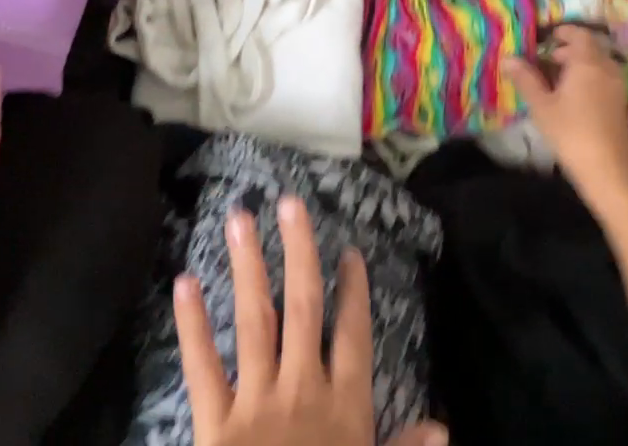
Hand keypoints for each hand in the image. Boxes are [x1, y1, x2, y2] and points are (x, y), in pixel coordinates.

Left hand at [175, 197, 448, 445]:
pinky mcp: (214, 422)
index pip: (353, 334)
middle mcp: (303, 389)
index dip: (354, 292)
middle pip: (302, 308)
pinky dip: (192, 325)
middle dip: (298, 253)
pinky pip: (202, 366)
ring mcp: (256, 400)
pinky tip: (185, 284)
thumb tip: (442, 427)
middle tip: (289, 204)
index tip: (350, 253)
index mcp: (344, 405)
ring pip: (255, 321)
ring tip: (239, 221)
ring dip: (247, 268)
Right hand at [503, 25, 627, 200]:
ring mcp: (617, 85)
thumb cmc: (570, 131)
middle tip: (544, 62)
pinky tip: (571, 98)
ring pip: (596, 64)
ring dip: (577, 65)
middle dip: (566, 50)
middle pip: (588, 48)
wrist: (607, 167)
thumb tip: (507, 58)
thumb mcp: (541, 105)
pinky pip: (602, 78)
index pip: (578, 34)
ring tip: (554, 81)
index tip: (546, 38)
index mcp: (587, 61)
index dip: (563, 32)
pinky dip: (587, 78)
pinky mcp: (620, 101)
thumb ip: (525, 79)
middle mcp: (606, 67)